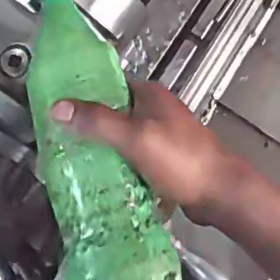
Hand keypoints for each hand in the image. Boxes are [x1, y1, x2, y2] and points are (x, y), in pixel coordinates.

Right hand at [50, 81, 264, 226]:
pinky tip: (103, 185)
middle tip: (61, 143)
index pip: (109, 86)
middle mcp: (156, 110)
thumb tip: (58, 107)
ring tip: (75, 165)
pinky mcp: (167, 161)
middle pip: (115, 115)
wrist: (221, 193)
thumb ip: (98, 122)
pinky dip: (121, 170)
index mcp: (150, 94)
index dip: (84, 95)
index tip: (58, 109)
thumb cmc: (181, 158)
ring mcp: (163, 136)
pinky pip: (135, 162)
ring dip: (105, 152)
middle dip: (91, 129)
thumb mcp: (135, 137)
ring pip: (124, 140)